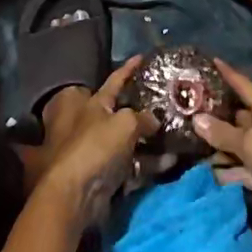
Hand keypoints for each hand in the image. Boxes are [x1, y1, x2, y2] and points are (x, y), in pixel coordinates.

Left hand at [39, 56, 158, 231]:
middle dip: (145, 110)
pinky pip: (131, 164)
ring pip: (131, 140)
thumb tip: (153, 120)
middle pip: (122, 112)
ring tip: (176, 137)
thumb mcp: (125, 123)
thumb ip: (143, 117)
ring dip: (151, 141)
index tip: (142, 57)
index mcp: (94, 103)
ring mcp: (99, 150)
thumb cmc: (96, 146)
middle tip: (167, 105)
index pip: (115, 80)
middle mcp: (94, 123)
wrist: (74, 194)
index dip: (129, 68)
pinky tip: (168, 163)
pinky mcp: (106, 174)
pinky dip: (148, 164)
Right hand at [194, 58, 251, 245]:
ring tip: (191, 141)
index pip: (246, 87)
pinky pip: (242, 168)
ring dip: (220, 144)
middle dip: (218, 114)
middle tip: (190, 110)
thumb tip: (197, 118)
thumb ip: (224, 133)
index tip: (212, 62)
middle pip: (240, 116)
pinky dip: (228, 170)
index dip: (230, 74)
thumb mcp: (250, 144)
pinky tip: (209, 172)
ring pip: (239, 144)